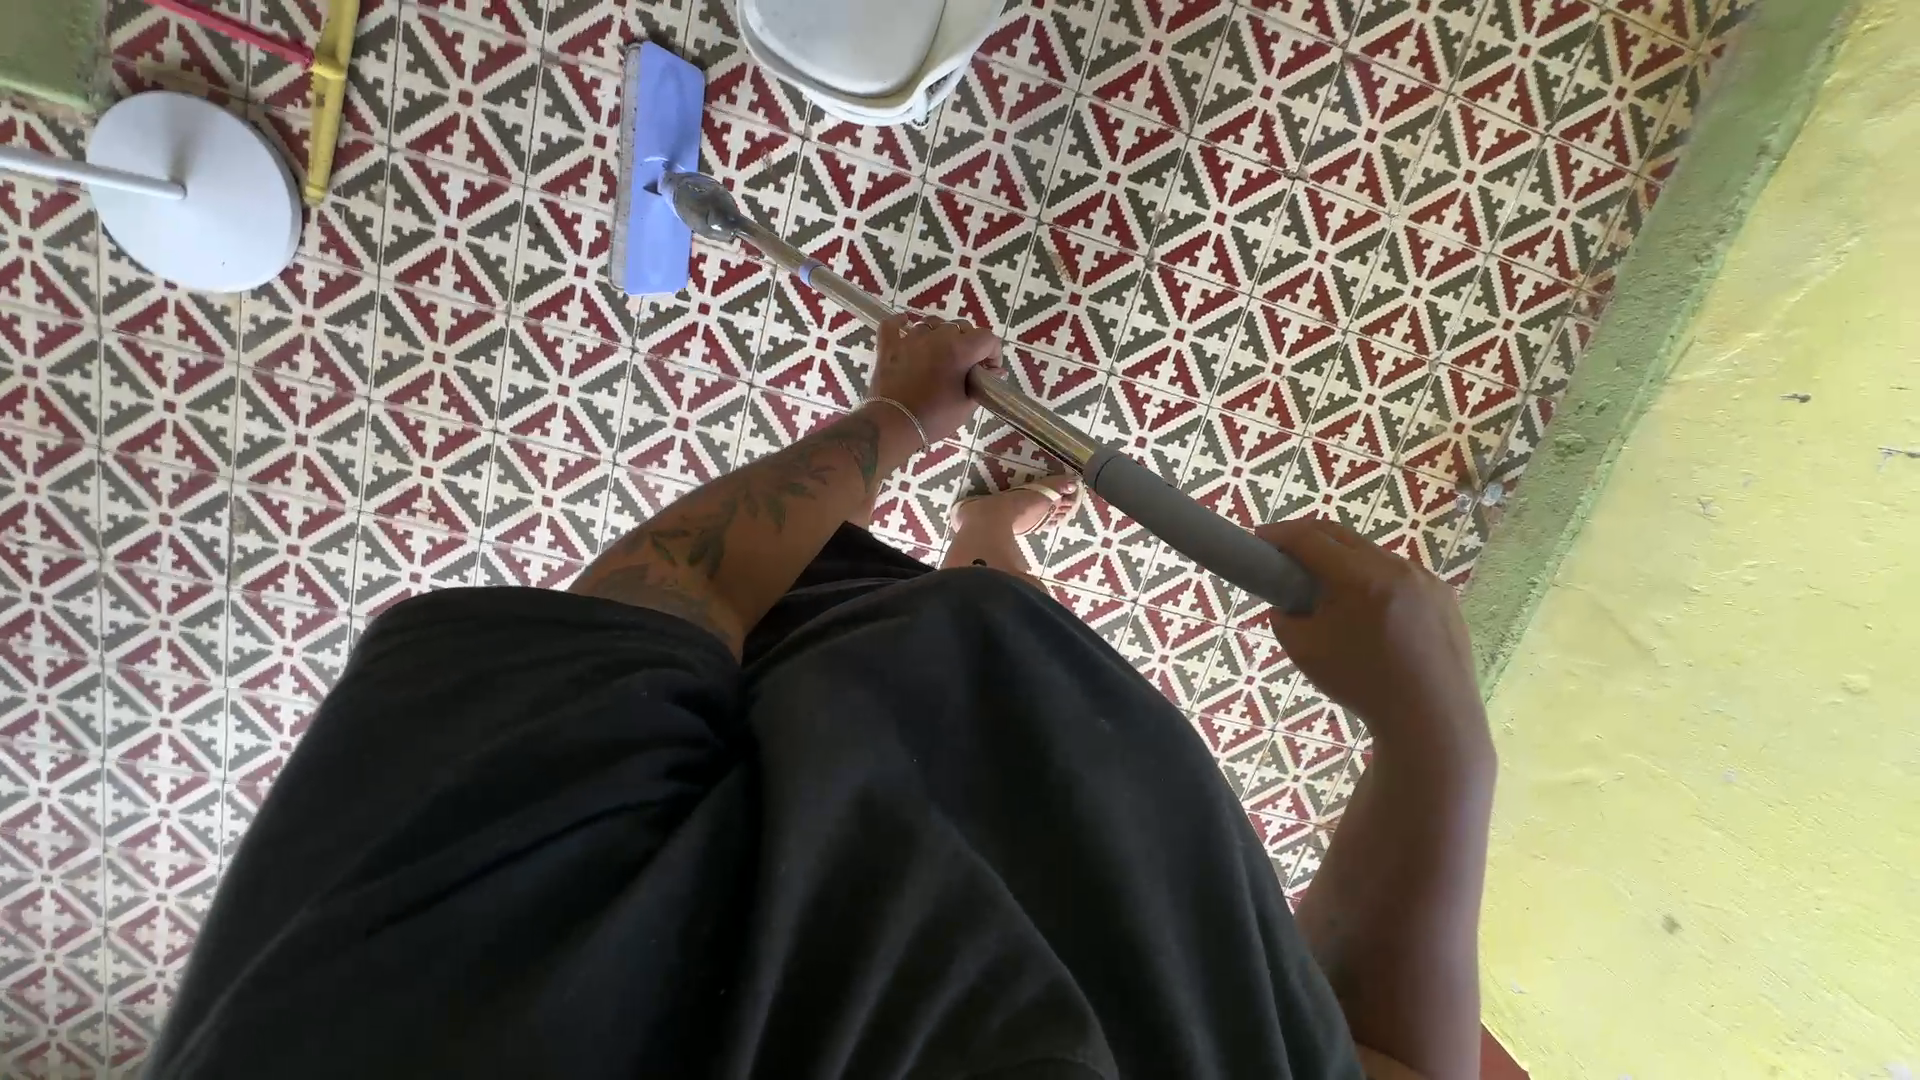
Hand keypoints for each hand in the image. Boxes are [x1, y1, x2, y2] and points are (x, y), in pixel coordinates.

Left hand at [868, 316, 1000, 444]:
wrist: (893, 426)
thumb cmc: (933, 419)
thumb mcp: (965, 407)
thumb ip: (983, 385)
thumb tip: (997, 372)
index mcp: (959, 350)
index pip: (987, 338)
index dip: (993, 353)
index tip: (989, 371)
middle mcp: (936, 337)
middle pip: (960, 327)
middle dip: (969, 344)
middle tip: (966, 367)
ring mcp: (910, 339)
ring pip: (932, 323)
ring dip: (941, 335)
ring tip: (941, 354)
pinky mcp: (889, 347)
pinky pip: (893, 325)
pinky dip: (900, 323)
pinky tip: (905, 325)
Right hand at [1254, 518, 1490, 766]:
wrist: (1431, 720)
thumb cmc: (1361, 685)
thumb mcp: (1303, 652)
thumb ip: (1284, 618)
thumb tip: (1286, 604)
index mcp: (1359, 578)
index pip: (1309, 539)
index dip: (1279, 534)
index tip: (1258, 537)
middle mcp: (1395, 567)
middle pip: (1341, 536)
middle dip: (1307, 537)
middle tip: (1283, 551)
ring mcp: (1425, 578)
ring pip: (1371, 554)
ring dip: (1342, 559)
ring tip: (1325, 586)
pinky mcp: (1443, 595)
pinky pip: (1398, 575)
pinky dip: (1372, 579)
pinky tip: (1365, 608)